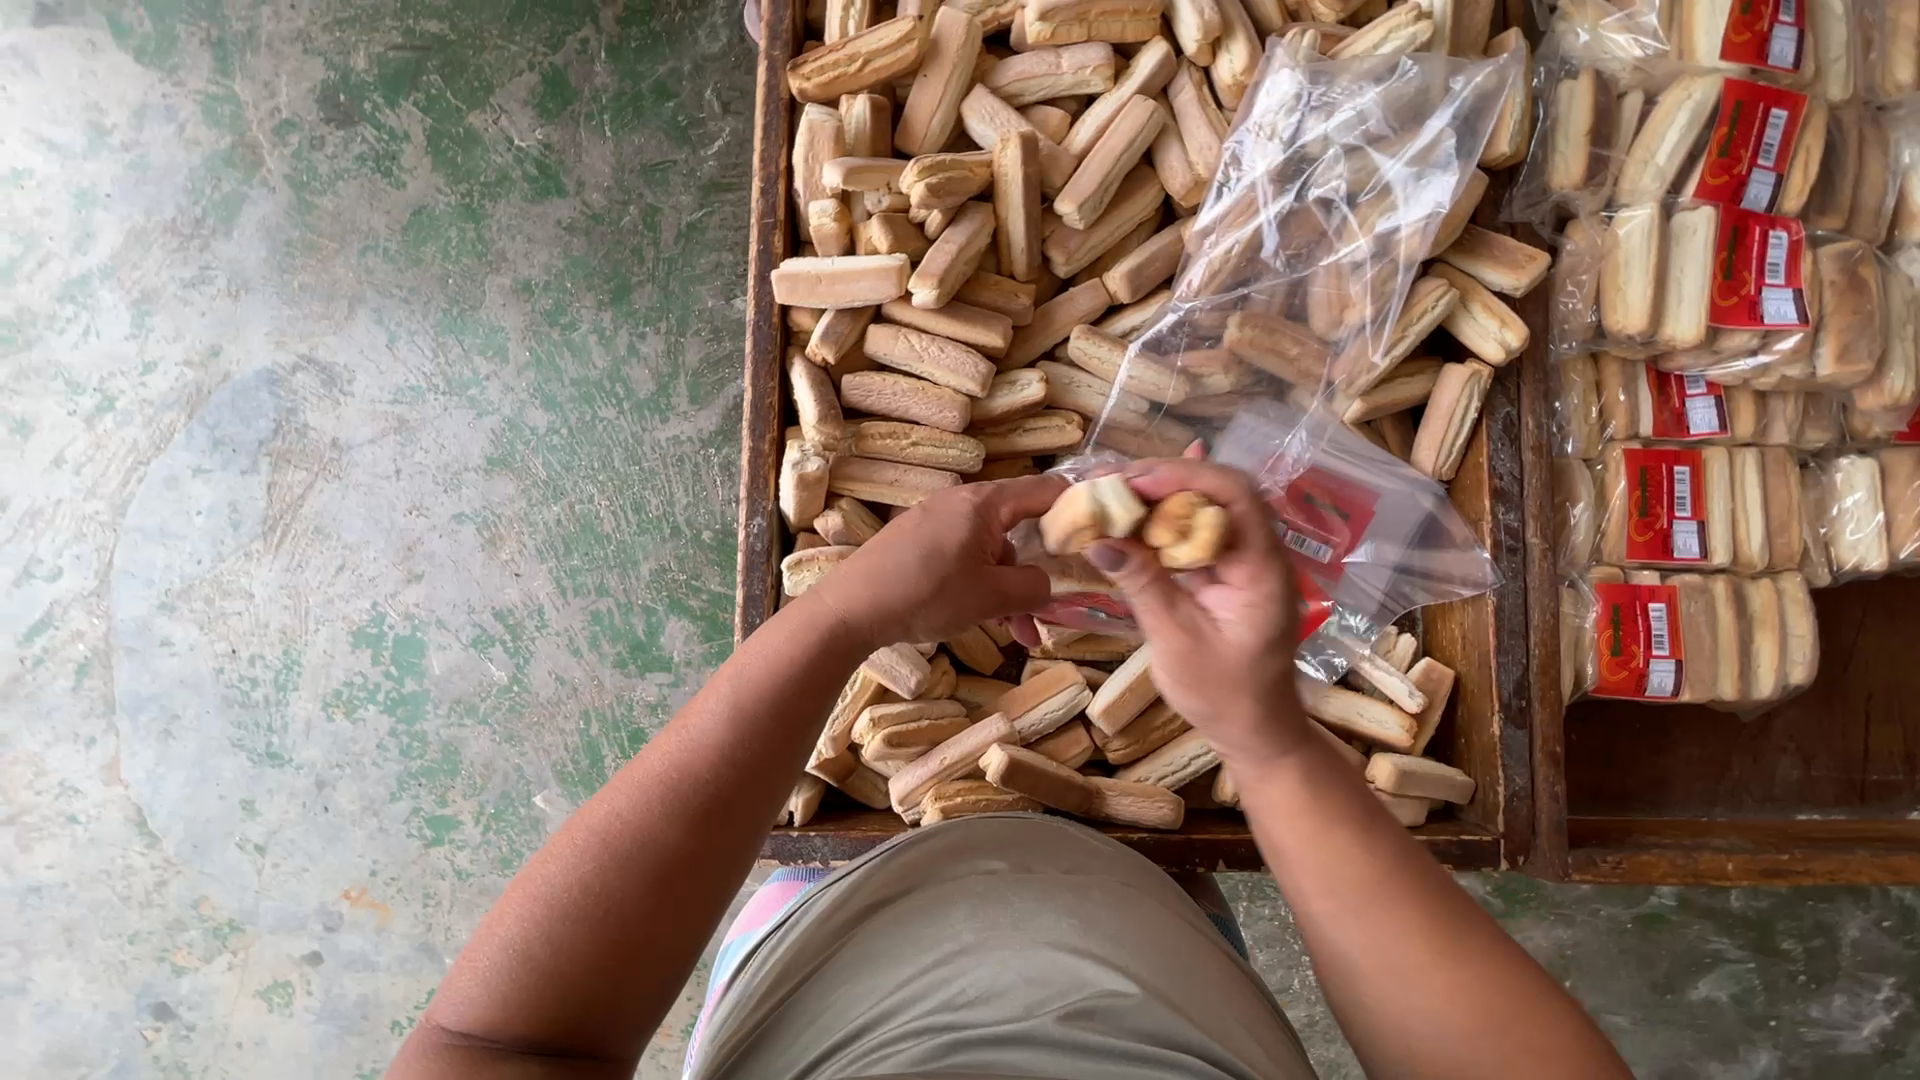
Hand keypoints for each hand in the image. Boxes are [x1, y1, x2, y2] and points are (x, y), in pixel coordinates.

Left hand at [809, 473, 1066, 650]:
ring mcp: (938, 522)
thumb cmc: (926, 594)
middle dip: (1042, 570)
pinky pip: (967, 559)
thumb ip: (1034, 587)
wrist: (849, 610)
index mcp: (984, 503)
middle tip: (1061, 602)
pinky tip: (990, 622)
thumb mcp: (991, 597)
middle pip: (1020, 528)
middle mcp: (963, 503)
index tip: (1102, 535)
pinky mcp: (920, 544)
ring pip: (993, 552)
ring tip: (1023, 635)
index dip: (1078, 509)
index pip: (1046, 491)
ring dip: (1012, 590)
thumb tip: (1049, 583)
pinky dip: (984, 587)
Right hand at [1082, 459, 1312, 769]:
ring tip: (1112, 491)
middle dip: (1165, 479)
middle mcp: (1260, 553)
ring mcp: (1245, 560)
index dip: (1185, 476)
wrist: (1253, 728)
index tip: (1133, 481)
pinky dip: (1167, 515)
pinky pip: (1198, 530)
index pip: (1235, 497)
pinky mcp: (1227, 570)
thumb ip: (1142, 584)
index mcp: (1261, 569)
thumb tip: (1097, 540)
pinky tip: (1147, 492)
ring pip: (1207, 506)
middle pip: (1220, 492)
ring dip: (1160, 495)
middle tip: (1110, 482)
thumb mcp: (1175, 640)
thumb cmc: (1220, 693)